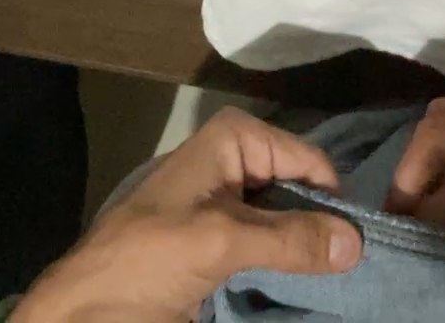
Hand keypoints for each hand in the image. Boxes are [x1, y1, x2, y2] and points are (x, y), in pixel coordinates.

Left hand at [14, 108, 362, 321]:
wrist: (83, 312)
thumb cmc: (145, 260)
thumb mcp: (218, 243)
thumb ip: (287, 239)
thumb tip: (357, 242)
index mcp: (233, 138)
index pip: (308, 161)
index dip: (334, 201)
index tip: (361, 249)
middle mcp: (236, 159)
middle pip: (302, 187)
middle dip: (324, 225)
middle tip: (355, 270)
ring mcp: (230, 200)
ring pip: (289, 218)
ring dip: (309, 249)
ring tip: (340, 281)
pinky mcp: (224, 239)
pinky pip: (272, 242)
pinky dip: (290, 262)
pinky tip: (309, 284)